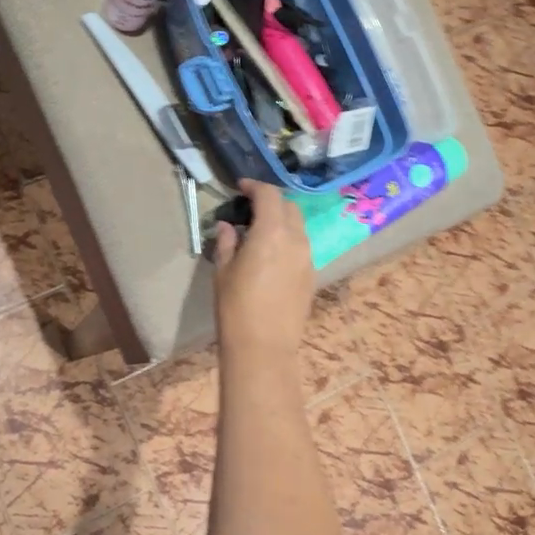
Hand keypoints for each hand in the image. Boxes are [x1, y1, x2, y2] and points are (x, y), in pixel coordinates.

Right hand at [212, 179, 314, 357]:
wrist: (264, 347)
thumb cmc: (235, 307)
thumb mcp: (223, 272)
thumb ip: (227, 243)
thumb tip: (228, 226)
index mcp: (272, 232)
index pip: (269, 195)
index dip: (255, 187)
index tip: (241, 188)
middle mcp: (296, 240)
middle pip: (289, 207)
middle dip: (271, 202)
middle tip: (250, 209)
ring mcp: (308, 259)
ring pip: (298, 228)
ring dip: (281, 222)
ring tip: (260, 233)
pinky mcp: (311, 277)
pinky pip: (301, 248)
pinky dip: (287, 241)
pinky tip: (271, 256)